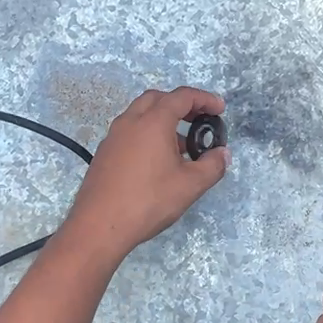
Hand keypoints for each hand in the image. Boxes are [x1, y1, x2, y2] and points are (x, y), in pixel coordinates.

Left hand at [61, 87, 229, 261]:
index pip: (182, 96)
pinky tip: (157, 161)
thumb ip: (212, 166)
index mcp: (153, 121)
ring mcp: (114, 136)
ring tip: (181, 145)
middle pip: (158, 98)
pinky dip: (147, 133)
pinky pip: (130, 131)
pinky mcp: (104, 152)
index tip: (220, 108)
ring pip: (141, 114)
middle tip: (199, 120)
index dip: (204, 99)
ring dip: (163, 120)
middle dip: (181, 104)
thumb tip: (223, 153)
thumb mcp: (190, 185)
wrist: (99, 225)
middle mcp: (131, 120)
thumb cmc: (148, 200)